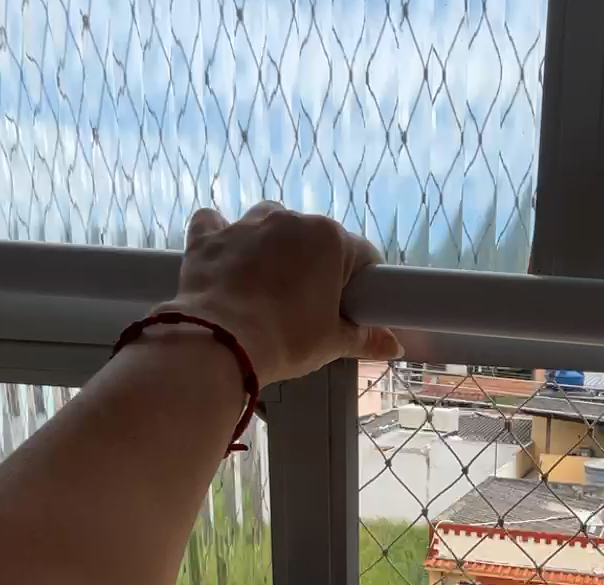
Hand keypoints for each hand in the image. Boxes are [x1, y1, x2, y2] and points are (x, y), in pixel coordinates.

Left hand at [159, 202, 401, 385]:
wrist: (220, 344)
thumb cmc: (287, 339)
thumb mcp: (334, 343)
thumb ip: (367, 339)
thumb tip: (395, 346)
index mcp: (329, 239)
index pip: (363, 256)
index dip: (361, 286)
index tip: (353, 310)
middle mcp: (290, 220)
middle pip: (316, 241)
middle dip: (318, 269)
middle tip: (313, 310)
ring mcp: (246, 224)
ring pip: (271, 226)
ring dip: (275, 248)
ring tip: (271, 286)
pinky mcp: (208, 236)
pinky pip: (218, 225)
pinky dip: (225, 239)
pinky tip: (228, 261)